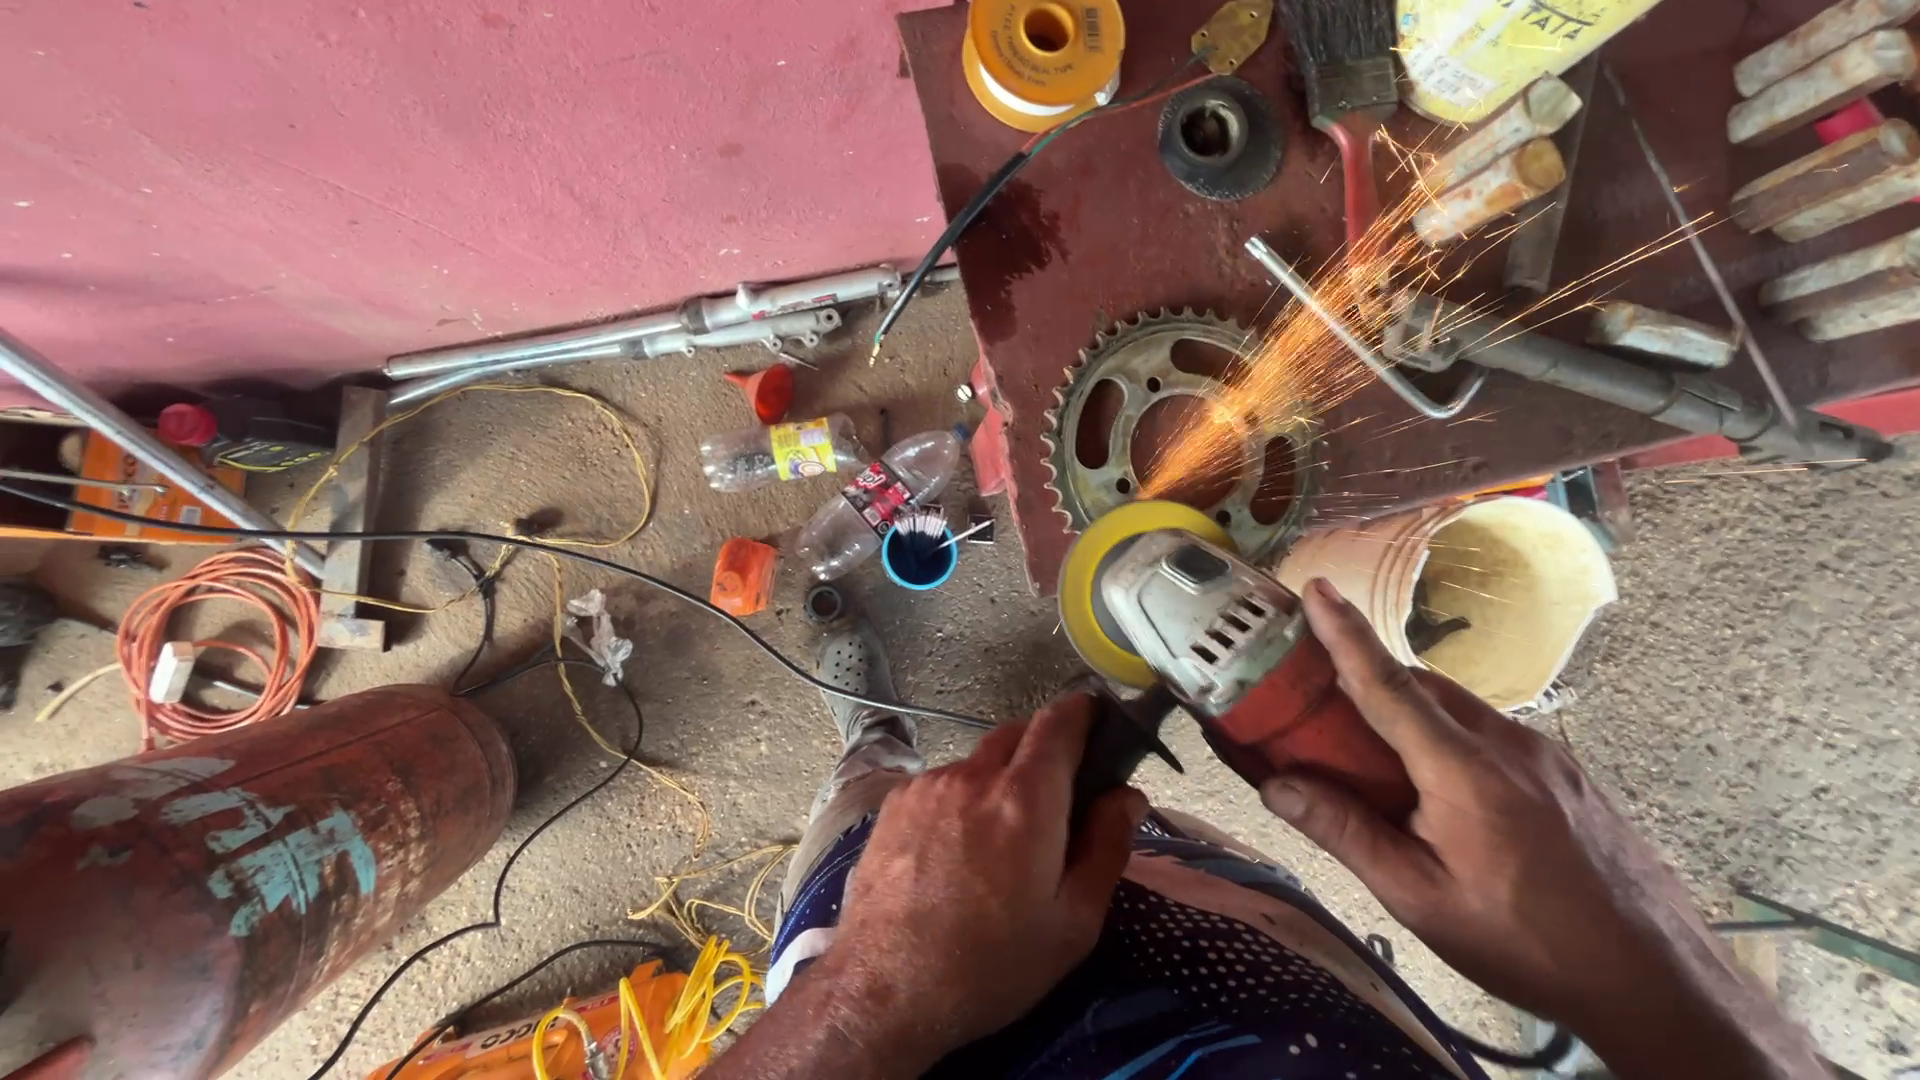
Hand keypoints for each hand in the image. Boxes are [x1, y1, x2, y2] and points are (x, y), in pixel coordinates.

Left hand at [811, 694, 1148, 1068]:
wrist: (885, 989)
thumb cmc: (992, 964)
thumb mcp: (1073, 922)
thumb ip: (1108, 846)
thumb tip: (1127, 795)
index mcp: (1026, 798)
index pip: (1059, 721)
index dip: (1083, 712)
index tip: (1097, 721)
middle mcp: (975, 774)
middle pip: (1018, 732)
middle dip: (1043, 749)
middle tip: (1055, 799)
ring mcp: (929, 784)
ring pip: (978, 760)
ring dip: (999, 779)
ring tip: (998, 839)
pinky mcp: (896, 801)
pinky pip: (943, 782)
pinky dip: (962, 798)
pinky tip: (953, 850)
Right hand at [1264, 578, 1820, 1079]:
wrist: (1659, 984)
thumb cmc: (1524, 942)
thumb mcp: (1418, 897)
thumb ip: (1344, 833)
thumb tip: (1274, 786)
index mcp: (1463, 770)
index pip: (1389, 684)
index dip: (1345, 633)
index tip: (1317, 588)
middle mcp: (1506, 744)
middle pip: (1420, 686)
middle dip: (1368, 675)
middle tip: (1321, 691)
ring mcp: (1544, 754)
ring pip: (1457, 707)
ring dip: (1409, 709)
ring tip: (1377, 752)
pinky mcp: (1567, 772)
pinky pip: (1489, 731)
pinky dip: (1447, 734)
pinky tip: (1443, 787)